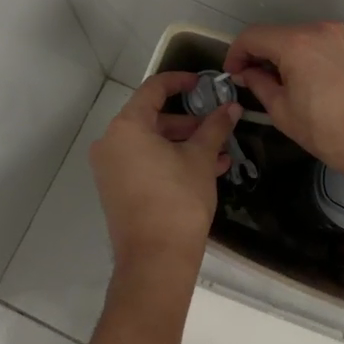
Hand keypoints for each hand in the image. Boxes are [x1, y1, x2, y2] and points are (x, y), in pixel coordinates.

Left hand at [90, 71, 238, 271]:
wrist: (155, 260)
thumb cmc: (178, 200)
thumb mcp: (200, 159)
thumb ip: (215, 127)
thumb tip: (232, 106)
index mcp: (127, 126)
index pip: (153, 89)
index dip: (180, 82)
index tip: (204, 83)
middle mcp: (111, 142)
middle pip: (152, 118)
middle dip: (188, 121)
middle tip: (217, 124)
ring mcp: (111, 168)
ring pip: (151, 144)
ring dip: (184, 144)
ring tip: (220, 153)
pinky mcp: (117, 190)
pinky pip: (145, 163)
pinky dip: (171, 161)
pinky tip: (206, 171)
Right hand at [224, 22, 343, 188]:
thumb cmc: (330, 134)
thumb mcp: (283, 112)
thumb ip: (259, 84)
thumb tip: (247, 72)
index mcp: (297, 45)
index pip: (254, 36)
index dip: (237, 53)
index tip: (235, 72)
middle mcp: (323, 29)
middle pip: (282, 34)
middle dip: (267, 55)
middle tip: (262, 81)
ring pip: (309, 36)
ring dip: (295, 54)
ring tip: (297, 83)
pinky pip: (333, 41)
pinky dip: (321, 54)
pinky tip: (324, 79)